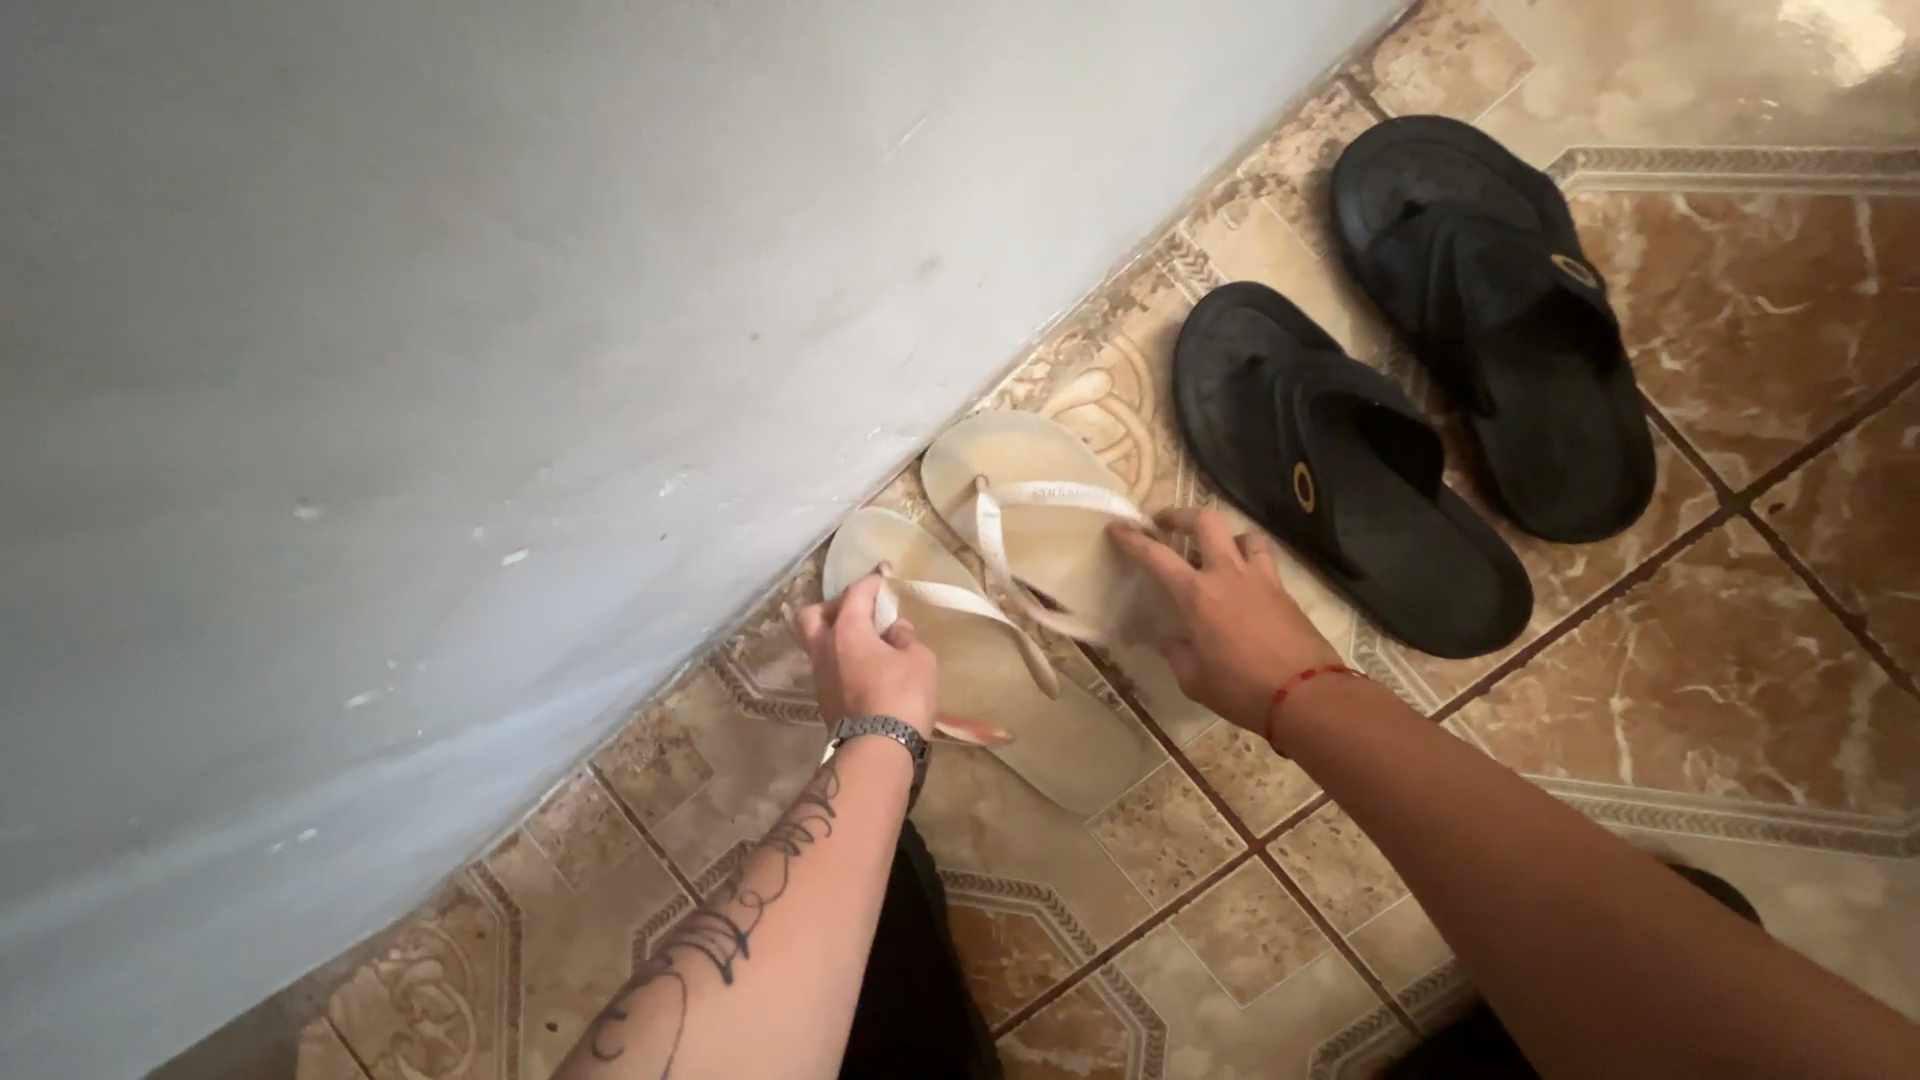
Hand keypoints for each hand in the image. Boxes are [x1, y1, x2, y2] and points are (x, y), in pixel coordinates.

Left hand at [792, 569, 938, 738]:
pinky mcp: (824, 699)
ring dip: (838, 636)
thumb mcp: (919, 659)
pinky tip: (867, 666)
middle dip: (834, 607)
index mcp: (847, 631)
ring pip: (818, 643)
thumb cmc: (902, 696)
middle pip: (813, 616)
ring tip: (867, 641)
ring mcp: (820, 676)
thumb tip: (895, 630)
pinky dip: (843, 659)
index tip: (884, 576)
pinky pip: (829, 666)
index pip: (855, 593)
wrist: (878, 749)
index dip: (871, 582)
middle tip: (858, 611)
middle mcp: (825, 648)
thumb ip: (906, 638)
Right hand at [1107, 508, 1341, 736]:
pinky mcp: (1285, 592)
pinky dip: (1250, 559)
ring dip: (1226, 535)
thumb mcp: (1193, 678)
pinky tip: (1245, 582)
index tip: (1117, 528)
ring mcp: (1261, 579)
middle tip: (1166, 524)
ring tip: (1218, 550)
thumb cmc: (1241, 688)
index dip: (1132, 539)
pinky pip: (1265, 560)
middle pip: (1205, 521)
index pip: (1156, 555)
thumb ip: (1176, 652)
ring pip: (1244, 534)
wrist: (1306, 695)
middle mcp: (1228, 574)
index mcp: (1197, 594)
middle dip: (1180, 515)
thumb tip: (1170, 639)